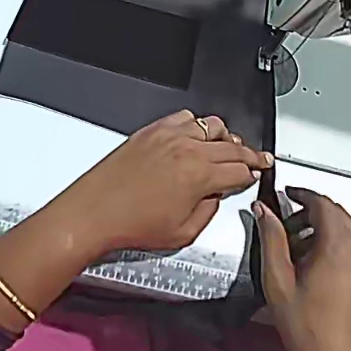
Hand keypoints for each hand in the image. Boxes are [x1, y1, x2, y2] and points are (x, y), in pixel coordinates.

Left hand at [34, 111, 272, 260]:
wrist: (93, 213)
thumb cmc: (130, 225)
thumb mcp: (183, 233)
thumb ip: (209, 211)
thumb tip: (215, 197)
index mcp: (200, 176)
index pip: (240, 169)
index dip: (253, 173)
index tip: (257, 173)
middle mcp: (187, 150)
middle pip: (232, 145)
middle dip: (249, 153)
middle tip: (256, 157)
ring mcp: (168, 136)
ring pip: (212, 125)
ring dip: (225, 136)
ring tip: (229, 145)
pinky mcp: (151, 131)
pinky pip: (184, 117)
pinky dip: (196, 124)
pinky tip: (196, 134)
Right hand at [255, 187, 350, 350]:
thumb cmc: (309, 331)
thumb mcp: (278, 281)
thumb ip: (271, 239)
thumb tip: (264, 211)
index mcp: (341, 245)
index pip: (323, 203)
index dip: (302, 194)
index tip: (287, 194)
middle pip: (337, 215)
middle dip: (310, 213)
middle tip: (284, 222)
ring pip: (345, 232)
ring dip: (320, 230)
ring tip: (293, 249)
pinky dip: (332, 246)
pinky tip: (311, 266)